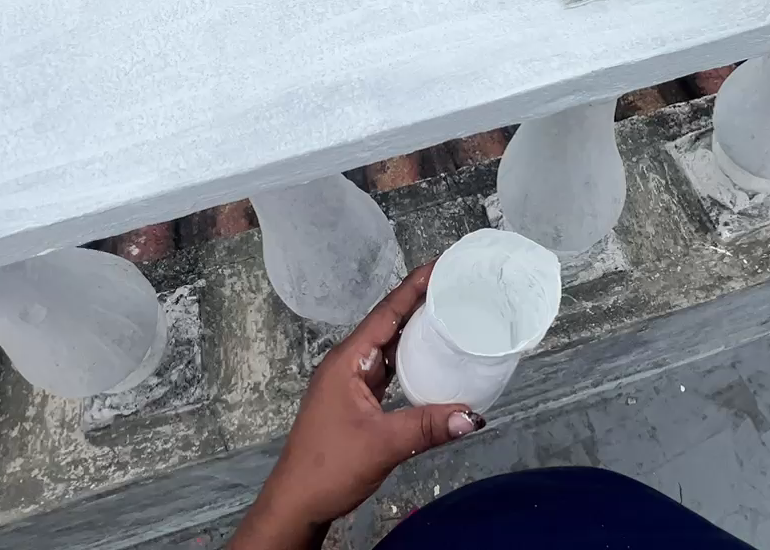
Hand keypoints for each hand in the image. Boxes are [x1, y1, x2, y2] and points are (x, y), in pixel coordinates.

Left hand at [231, 263, 482, 548]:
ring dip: (412, 328)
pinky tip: (426, 358)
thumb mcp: (382, 444)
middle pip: (387, 322)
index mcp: (348, 360)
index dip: (412, 287)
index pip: (386, 313)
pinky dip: (407, 357)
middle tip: (450, 284)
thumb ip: (427, 427)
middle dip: (417, 301)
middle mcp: (347, 362)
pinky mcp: (354, 398)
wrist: (295, 503)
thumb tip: (473, 416)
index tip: (438, 265)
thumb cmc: (329, 467)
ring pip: (386, 344)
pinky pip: (385, 366)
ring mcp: (349, 380)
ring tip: (444, 312)